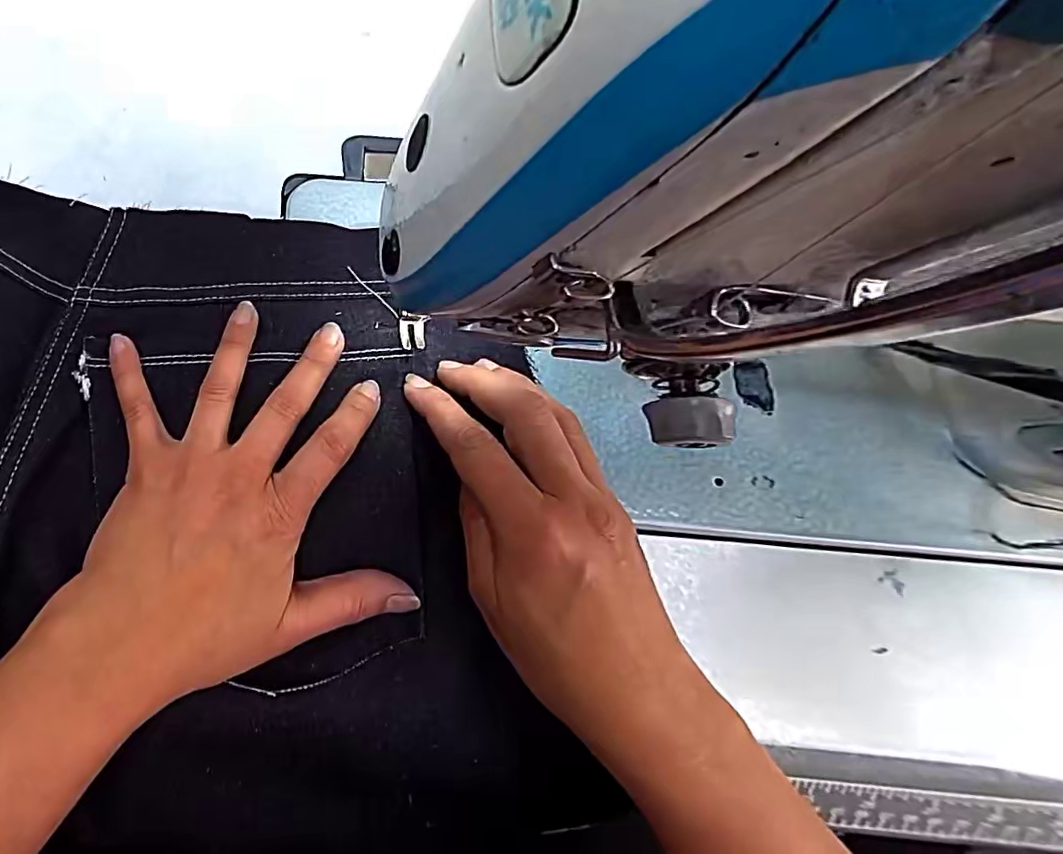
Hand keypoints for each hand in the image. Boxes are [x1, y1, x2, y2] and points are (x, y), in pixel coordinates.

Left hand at [37, 301, 418, 714]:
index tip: (370, 387)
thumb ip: (350, 600)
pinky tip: (121, 343)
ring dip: (235, 349)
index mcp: (277, 512)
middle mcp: (238, 476)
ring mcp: (192, 463)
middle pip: (283, 409)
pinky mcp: (148, 465)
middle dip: (311, 367)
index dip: (353, 416)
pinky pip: (138, 411)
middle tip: (329, 333)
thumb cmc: (203, 636)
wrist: (120, 643)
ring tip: (248, 313)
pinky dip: (129, 376)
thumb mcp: (287, 624)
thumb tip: (406, 595)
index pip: (328, 452)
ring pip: (220, 392)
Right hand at [400, 359, 701, 747]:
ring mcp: (603, 497)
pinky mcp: (616, 501)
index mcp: (535, 533)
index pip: (478, 449)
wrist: (641, 691)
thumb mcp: (491, 599)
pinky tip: (527, 406)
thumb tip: (465, 475)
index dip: (442, 412)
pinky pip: (578, 437)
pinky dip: (545, 409)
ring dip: (517, 385)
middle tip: (449, 370)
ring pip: (559, 415)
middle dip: (481, 381)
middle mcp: (575, 503)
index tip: (421, 393)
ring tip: (483, 373)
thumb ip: (474, 525)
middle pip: (526, 412)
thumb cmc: (564, 663)